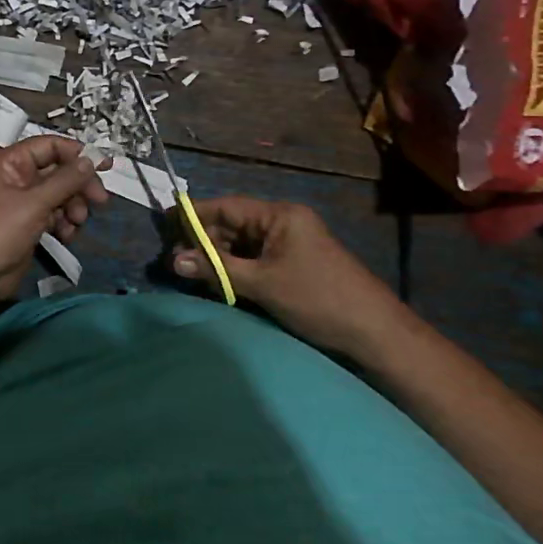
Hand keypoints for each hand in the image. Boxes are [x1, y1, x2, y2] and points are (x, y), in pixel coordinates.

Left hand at [0, 136, 109, 300]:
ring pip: (59, 194)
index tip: (106, 166)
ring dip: (73, 207)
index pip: (49, 146)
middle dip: (79, 186)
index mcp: (9, 162)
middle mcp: (15, 177)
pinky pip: (54, 214)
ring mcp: (21, 201)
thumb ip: (65, 180)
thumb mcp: (34, 203)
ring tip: (75, 224)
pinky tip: (65, 236)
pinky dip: (63, 223)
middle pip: (58, 171)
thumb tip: (91, 159)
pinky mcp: (27, 224)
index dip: (77, 153)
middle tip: (100, 201)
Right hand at [171, 198, 407, 357]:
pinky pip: (254, 258)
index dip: (194, 215)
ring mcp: (290, 243)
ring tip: (193, 273)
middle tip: (177, 260)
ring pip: (241, 243)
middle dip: (204, 241)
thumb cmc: (319, 300)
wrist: (378, 336)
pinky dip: (235, 268)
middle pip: (232, 224)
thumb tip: (173, 260)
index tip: (164, 224)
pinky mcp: (293, 264)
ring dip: (218, 257)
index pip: (226, 207)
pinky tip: (219, 281)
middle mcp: (283, 222)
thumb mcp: (262, 284)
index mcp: (280, 215)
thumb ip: (216, 269)